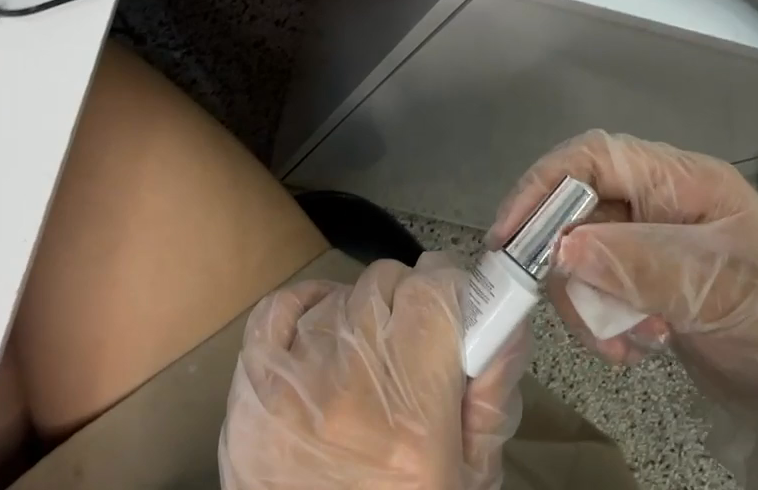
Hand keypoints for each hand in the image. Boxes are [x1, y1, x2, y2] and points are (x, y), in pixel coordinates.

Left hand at [219, 253, 527, 489]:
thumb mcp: (469, 476)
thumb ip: (492, 393)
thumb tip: (506, 318)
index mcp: (413, 421)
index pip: (433, 295)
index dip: (451, 287)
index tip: (455, 300)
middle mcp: (350, 393)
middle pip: (385, 285)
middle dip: (409, 302)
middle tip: (415, 339)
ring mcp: (292, 385)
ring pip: (341, 295)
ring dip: (363, 313)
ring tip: (369, 358)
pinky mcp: (251, 386)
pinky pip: (282, 307)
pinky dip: (308, 306)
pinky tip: (326, 328)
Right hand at [491, 132, 757, 488]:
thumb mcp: (714, 287)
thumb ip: (633, 263)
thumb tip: (556, 249)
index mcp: (678, 180)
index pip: (590, 159)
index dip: (543, 188)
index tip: (509, 237)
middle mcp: (657, 201)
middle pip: (576, 209)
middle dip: (567, 263)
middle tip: (575, 311)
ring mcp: (650, 243)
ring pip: (579, 254)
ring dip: (589, 302)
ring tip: (624, 342)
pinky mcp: (647, 281)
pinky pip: (598, 288)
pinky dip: (603, 321)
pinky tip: (633, 347)